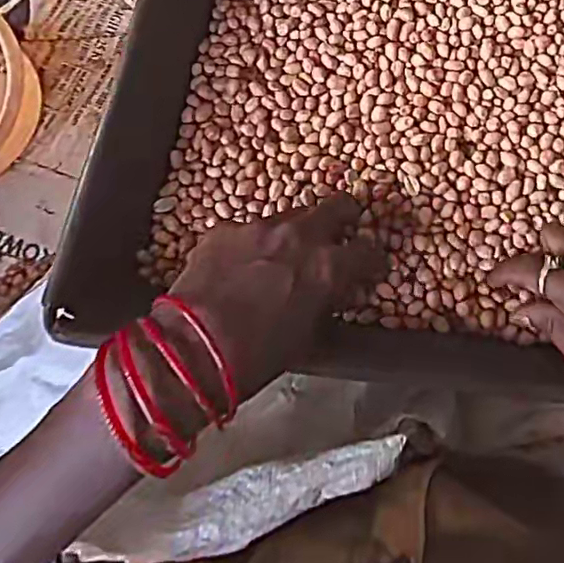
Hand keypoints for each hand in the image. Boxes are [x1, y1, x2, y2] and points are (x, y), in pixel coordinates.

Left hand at [164, 193, 384, 399]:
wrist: (191, 347)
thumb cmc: (255, 355)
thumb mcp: (307, 335)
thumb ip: (325, 303)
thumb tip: (332, 293)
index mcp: (327, 267)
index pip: (368, 251)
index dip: (372, 259)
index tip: (370, 265)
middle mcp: (299, 237)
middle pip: (337, 207)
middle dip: (344, 217)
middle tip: (342, 230)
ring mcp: (260, 227)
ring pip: (291, 216)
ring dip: (295, 232)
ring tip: (283, 255)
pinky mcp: (226, 228)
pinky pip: (251, 230)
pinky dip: (255, 244)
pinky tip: (241, 265)